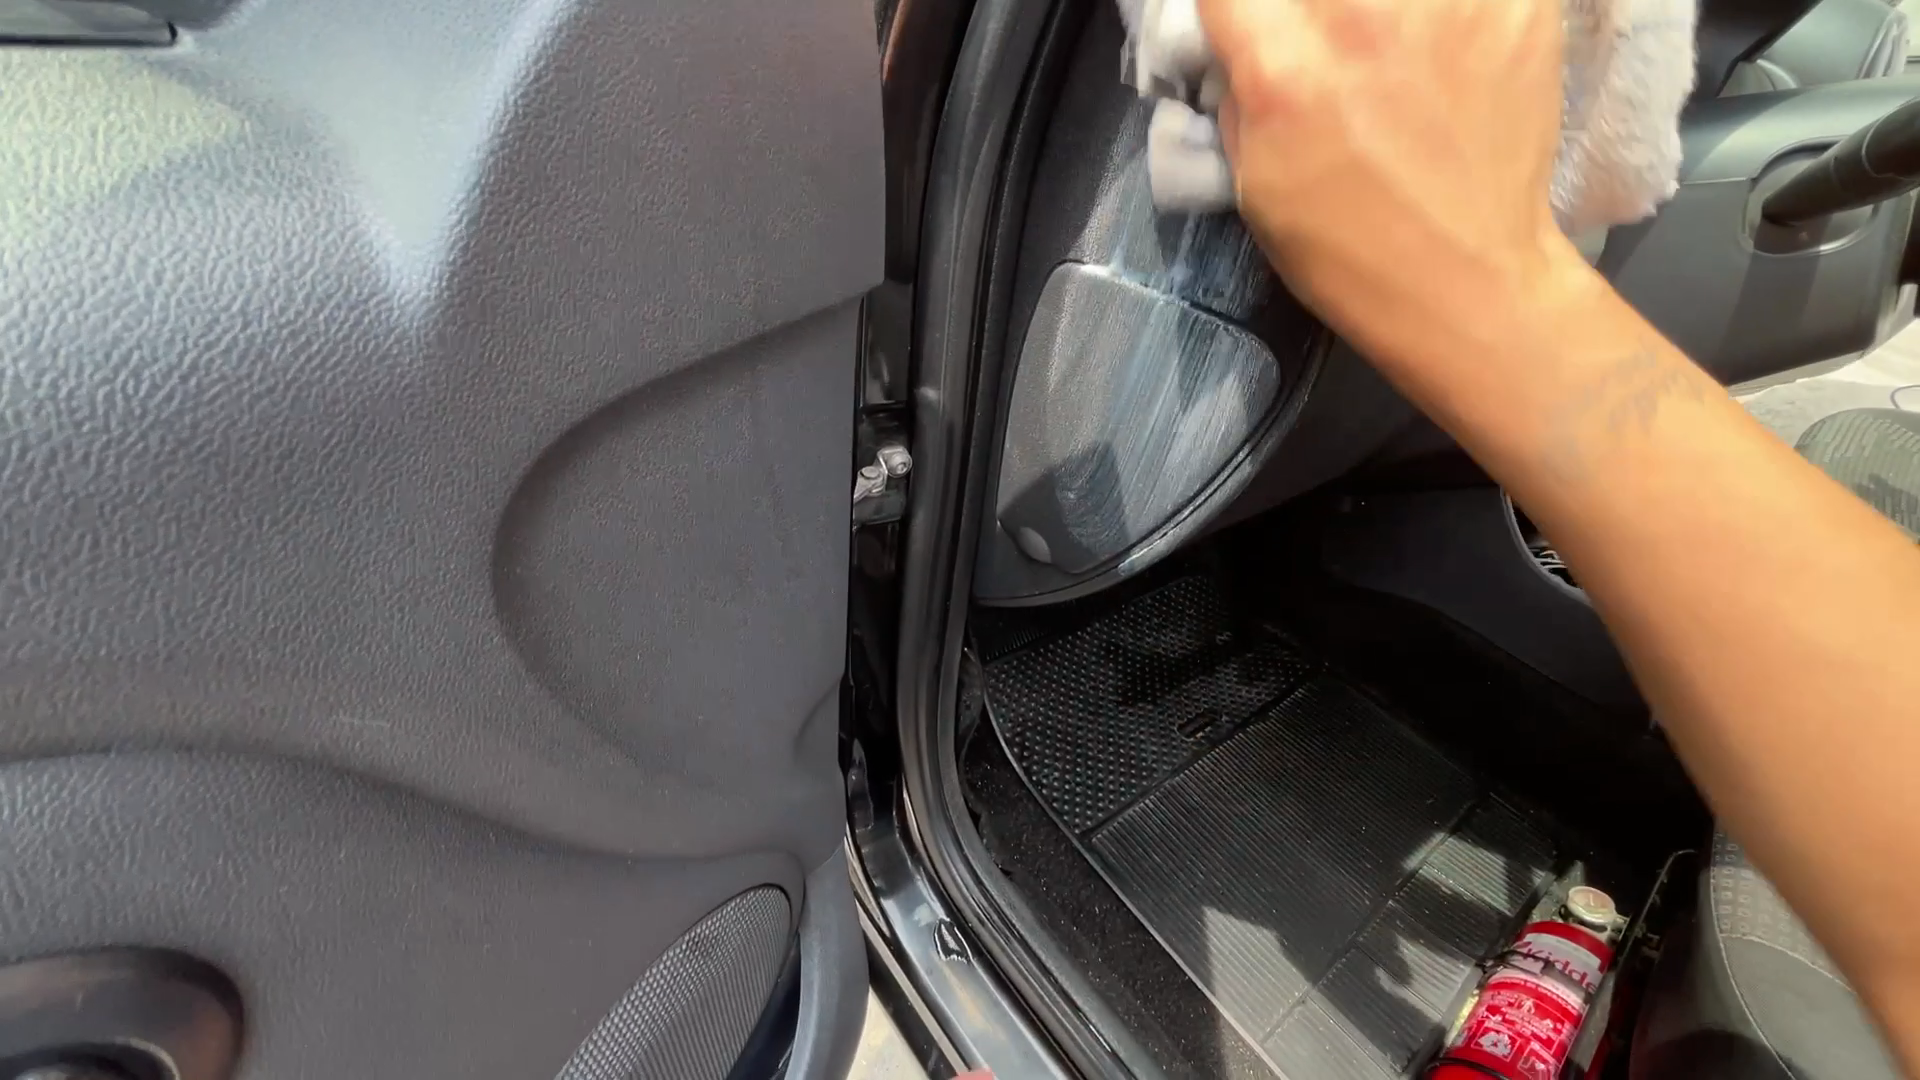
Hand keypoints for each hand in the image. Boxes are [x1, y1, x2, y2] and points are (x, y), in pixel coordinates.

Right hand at [1199, 0, 1576, 363]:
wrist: (1461, 278)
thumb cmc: (1340, 250)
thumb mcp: (1254, 187)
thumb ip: (1241, 98)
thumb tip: (1241, 47)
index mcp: (1284, 74)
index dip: (1225, 6)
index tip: (1240, 24)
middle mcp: (1363, 14)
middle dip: (1296, 5)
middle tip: (1311, 38)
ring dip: (1367, 9)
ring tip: (1378, 45)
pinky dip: (1440, 12)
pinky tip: (1434, 46)